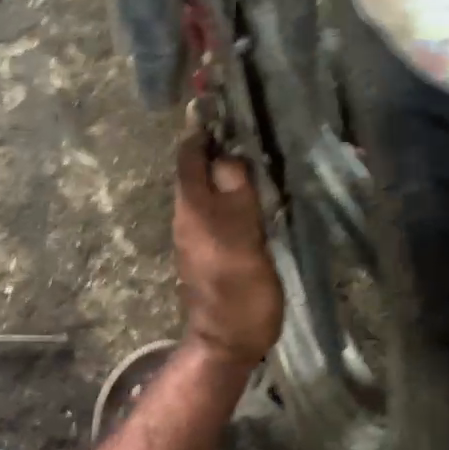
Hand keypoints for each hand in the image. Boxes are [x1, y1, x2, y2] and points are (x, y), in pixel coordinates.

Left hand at [172, 131, 283, 371]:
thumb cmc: (238, 292)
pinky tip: (258, 192)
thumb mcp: (242, 240)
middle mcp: (188, 215)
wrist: (226, 343)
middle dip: (218, 145)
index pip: (189, 155)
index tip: (226, 106)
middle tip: (253, 125)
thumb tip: (229, 154)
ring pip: (209, 189)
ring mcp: (197, 234)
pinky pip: (219, 209)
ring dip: (228, 170)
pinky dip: (234, 194)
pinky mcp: (211, 249)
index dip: (203, 129)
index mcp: (193, 208)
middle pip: (197, 169)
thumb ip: (236, 195)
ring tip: (260, 152)